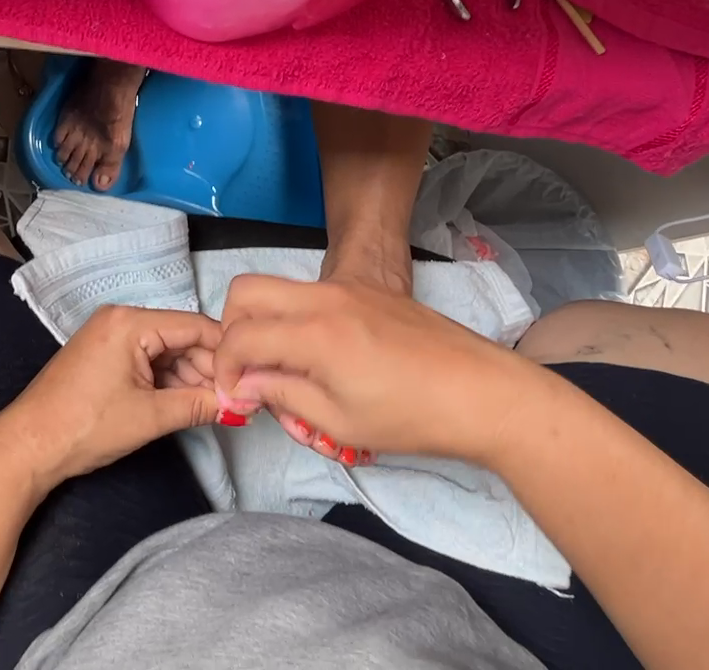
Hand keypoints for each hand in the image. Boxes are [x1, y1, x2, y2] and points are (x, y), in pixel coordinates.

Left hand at [0, 305, 223, 494]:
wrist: (28, 446)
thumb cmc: (85, 426)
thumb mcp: (150, 416)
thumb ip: (199, 405)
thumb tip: (237, 405)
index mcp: (130, 322)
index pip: (195, 326)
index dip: (226, 352)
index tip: (251, 377)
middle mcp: (121, 318)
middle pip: (181, 337)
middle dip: (209, 368)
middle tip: (238, 400)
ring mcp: (111, 335)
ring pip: (167, 350)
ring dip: (190, 376)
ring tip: (217, 406)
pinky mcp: (105, 354)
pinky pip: (148, 358)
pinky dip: (168, 379)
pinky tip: (188, 401)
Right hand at [213, 275, 548, 467]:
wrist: (483, 392)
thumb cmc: (413, 416)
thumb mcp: (339, 421)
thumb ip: (281, 395)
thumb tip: (243, 385)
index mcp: (312, 333)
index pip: (239, 337)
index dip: (225, 368)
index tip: (236, 396)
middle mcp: (321, 298)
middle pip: (245, 291)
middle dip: (232, 330)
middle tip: (249, 369)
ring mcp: (344, 288)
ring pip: (275, 287)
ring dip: (262, 320)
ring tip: (283, 365)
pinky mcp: (363, 291)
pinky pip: (306, 293)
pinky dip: (292, 317)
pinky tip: (319, 356)